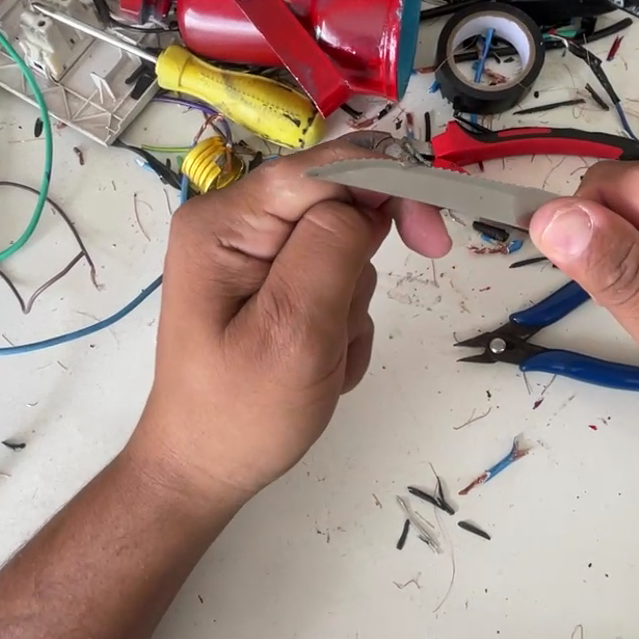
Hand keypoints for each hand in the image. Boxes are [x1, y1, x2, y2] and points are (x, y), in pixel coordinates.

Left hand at [128, 140, 451, 508]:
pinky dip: (341, 325)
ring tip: (319, 360)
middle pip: (335, 207)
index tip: (432, 239)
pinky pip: (335, 284)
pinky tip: (317, 363)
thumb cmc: (240, 414)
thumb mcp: (292, 332)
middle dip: (355, 270)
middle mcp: (236, 227)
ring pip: (343, 250)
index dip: (386, 185)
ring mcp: (256, 258)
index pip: (320, 169)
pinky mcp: (275, 288)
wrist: (206, 468)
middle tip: (338, 335)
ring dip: (348, 307)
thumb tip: (367, 201)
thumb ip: (332, 251)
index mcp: (224, 224)